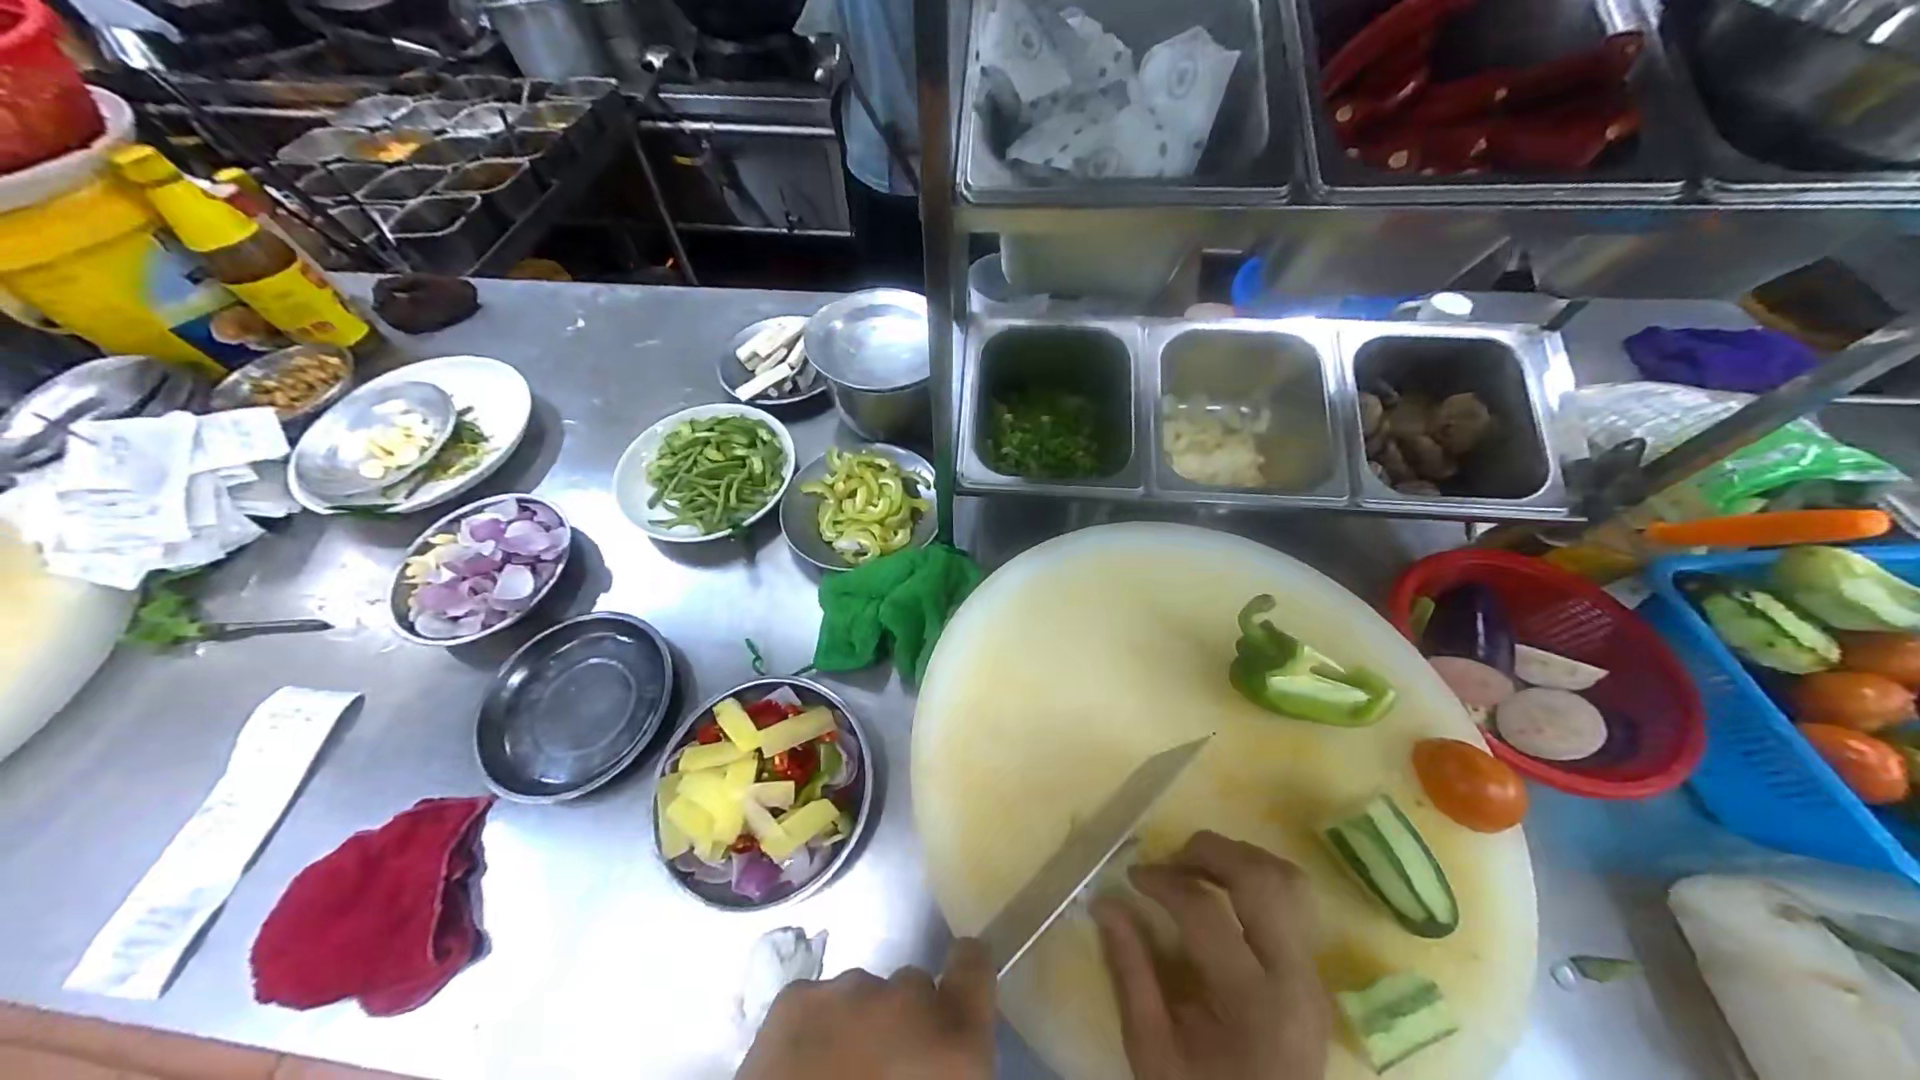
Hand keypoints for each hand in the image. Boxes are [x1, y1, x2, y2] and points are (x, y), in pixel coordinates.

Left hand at [736, 938, 995, 1079]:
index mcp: (956, 1039)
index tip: (955, 988)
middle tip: (882, 1070)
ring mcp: (848, 990)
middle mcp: (907, 999)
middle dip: (901, 1020)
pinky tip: (800, 1069)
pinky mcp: (796, 997)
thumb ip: (952, 1065)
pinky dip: (811, 1030)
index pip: (974, 964)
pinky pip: (816, 1002)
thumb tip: (939, 1055)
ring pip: (862, 994)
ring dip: (856, 1025)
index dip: (966, 970)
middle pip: (913, 986)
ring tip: (834, 1075)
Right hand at [1093, 831, 1329, 1079]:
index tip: (1131, 875)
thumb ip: (1130, 970)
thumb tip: (1105, 901)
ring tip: (1195, 867)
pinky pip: (1293, 900)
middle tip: (1168, 859)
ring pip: (1287, 879)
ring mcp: (1313, 972)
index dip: (1163, 881)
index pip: (1206, 912)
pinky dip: (1255, 878)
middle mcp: (1295, 978)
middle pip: (1262, 880)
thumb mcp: (1151, 1047)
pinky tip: (1222, 891)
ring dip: (1237, 857)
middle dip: (1209, 851)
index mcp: (1252, 1004)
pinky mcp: (1314, 970)